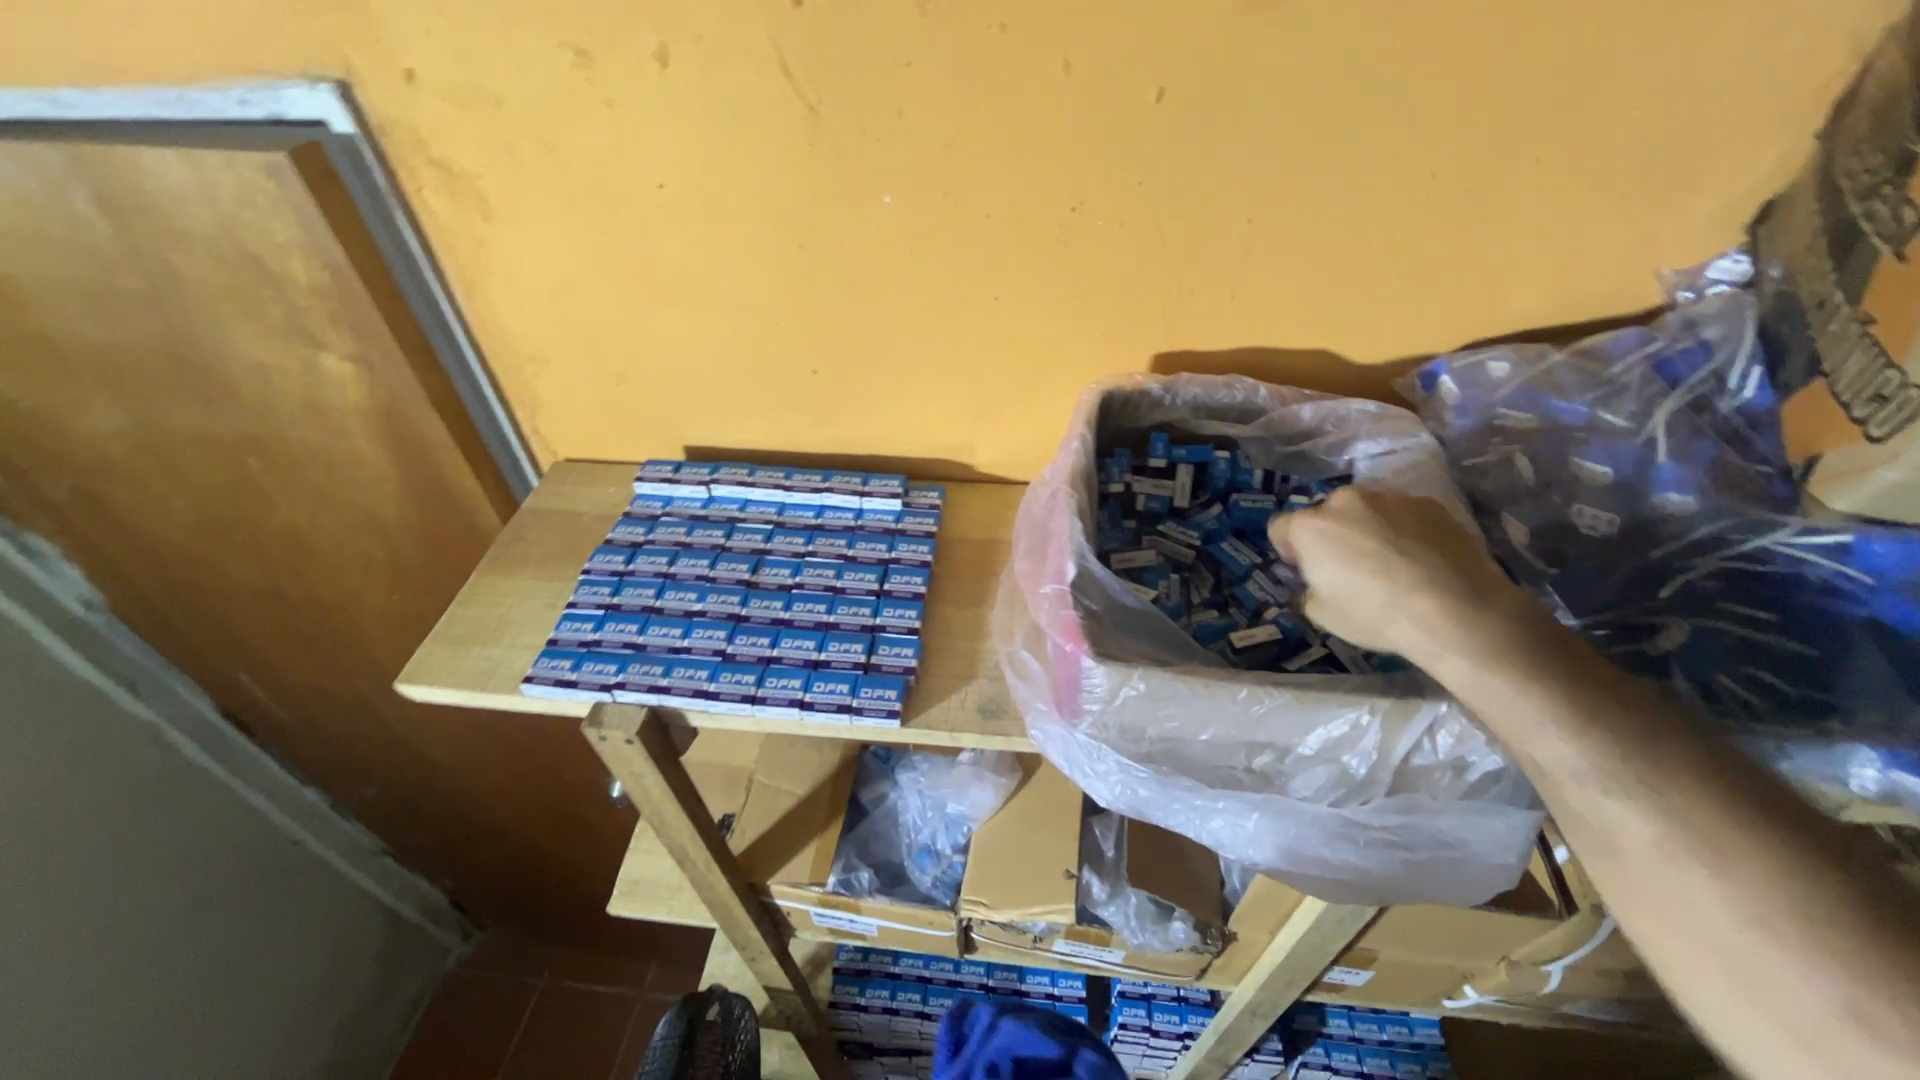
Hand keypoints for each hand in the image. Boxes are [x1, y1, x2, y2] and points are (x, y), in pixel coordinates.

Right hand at [1267, 488, 1525, 657]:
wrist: (1456, 611)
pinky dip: (1406, 530)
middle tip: (1349, 566)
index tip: (1305, 571)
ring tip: (1392, 562)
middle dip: (1332, 534)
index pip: (1280, 528)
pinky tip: (1423, 560)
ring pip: (1368, 510)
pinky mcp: (1432, 504)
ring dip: (1369, 528)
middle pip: (1326, 513)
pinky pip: (1405, 514)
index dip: (1288, 550)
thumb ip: (1309, 592)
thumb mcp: (1323, 616)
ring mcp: (1392, 498)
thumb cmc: (1376, 615)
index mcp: (1311, 527)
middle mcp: (1346, 501)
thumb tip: (1316, 586)